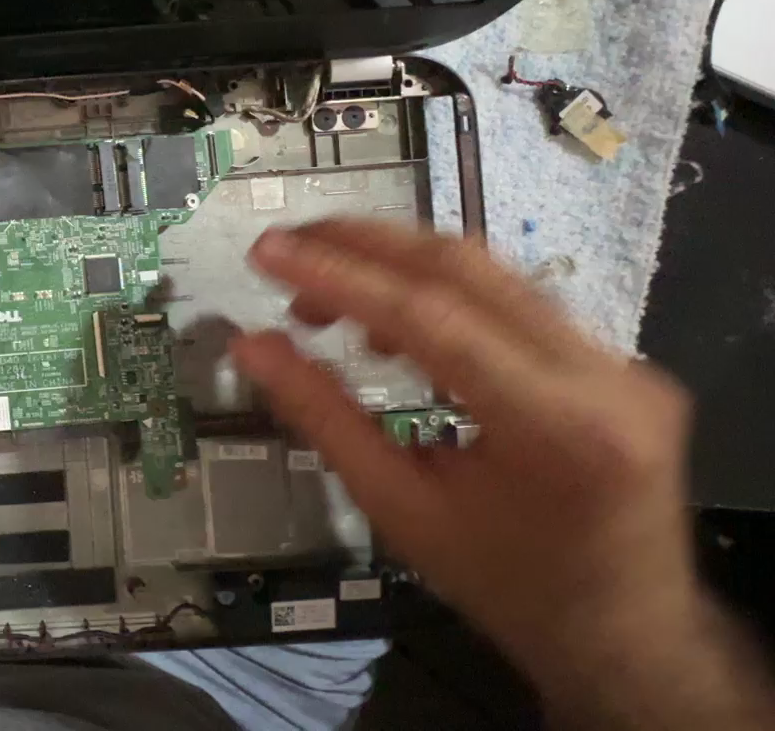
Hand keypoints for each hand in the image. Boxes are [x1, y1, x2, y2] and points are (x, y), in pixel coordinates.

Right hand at [231, 219, 774, 728]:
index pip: (431, 317)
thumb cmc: (502, 580)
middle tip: (280, 246)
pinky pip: (503, 299)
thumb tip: (249, 344)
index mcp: (559, 426)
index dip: (336, 275)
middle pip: (465, 270)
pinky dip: (426, 292)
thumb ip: (320, 414)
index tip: (264, 251)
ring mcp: (619, 362)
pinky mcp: (610, 361)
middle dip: (360, 243)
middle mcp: (605, 376)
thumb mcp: (393, 504)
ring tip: (314, 289)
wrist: (629, 635)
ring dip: (388, 263)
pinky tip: (378, 318)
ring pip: (486, 273)